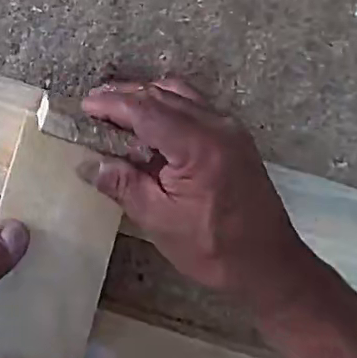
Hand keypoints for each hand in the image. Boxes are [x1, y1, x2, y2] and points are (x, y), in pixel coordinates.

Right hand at [79, 78, 317, 314]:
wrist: (270, 263)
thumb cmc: (215, 250)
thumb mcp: (161, 222)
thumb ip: (125, 186)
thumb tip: (88, 164)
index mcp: (199, 145)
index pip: (148, 110)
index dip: (114, 104)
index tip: (86, 105)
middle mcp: (217, 124)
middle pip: (164, 94)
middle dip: (126, 95)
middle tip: (94, 104)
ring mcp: (229, 126)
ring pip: (180, 94)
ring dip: (147, 96)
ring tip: (116, 109)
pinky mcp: (233, 134)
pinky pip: (194, 105)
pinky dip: (168, 105)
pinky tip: (150, 123)